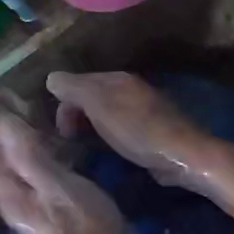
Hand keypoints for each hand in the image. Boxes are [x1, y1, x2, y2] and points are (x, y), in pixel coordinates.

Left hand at [0, 116, 138, 233]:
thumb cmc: (88, 225)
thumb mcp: (59, 186)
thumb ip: (29, 157)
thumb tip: (2, 123)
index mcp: (9, 195)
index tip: (23, 110)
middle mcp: (14, 200)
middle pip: (1, 158)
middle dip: (14, 134)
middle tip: (42, 116)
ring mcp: (33, 205)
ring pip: (21, 166)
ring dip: (32, 146)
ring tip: (57, 129)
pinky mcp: (51, 207)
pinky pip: (39, 175)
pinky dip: (47, 159)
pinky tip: (68, 152)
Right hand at [46, 72, 219, 189]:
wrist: (182, 154)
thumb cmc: (137, 130)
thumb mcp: (100, 106)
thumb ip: (74, 89)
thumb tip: (51, 79)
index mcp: (117, 79)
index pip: (78, 82)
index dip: (64, 104)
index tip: (61, 131)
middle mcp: (130, 88)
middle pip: (92, 96)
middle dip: (76, 115)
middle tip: (70, 140)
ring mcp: (143, 109)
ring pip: (106, 113)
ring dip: (91, 126)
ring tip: (85, 146)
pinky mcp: (151, 130)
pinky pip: (120, 128)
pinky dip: (108, 136)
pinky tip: (108, 150)